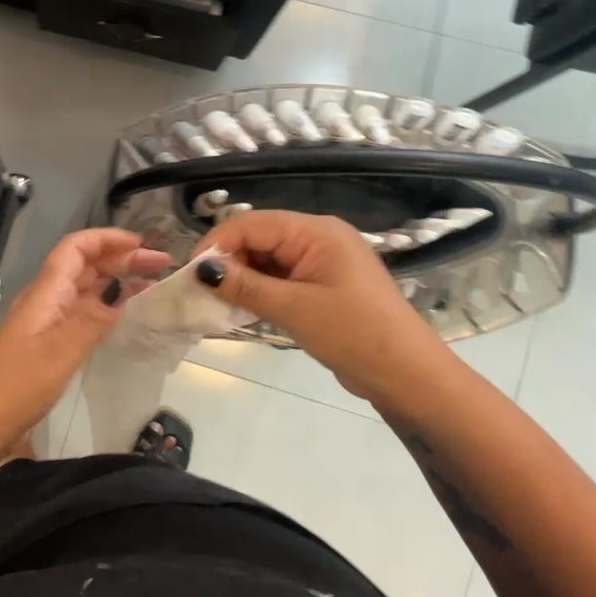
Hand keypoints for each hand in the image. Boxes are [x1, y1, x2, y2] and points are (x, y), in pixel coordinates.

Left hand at [0, 228, 172, 434]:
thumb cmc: (20, 384)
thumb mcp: (62, 350)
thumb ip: (94, 319)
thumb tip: (123, 290)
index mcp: (45, 293)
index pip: (75, 248)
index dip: (107, 239)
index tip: (141, 243)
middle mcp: (46, 299)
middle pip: (84, 265)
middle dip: (121, 258)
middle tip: (161, 263)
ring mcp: (47, 321)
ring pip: (86, 288)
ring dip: (117, 279)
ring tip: (154, 283)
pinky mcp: (50, 342)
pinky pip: (83, 312)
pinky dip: (107, 306)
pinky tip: (127, 312)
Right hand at [192, 210, 454, 407]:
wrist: (405, 372)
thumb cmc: (353, 333)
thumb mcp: (292, 308)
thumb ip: (244, 285)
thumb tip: (201, 270)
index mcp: (315, 231)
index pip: (251, 223)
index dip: (216, 245)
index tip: (190, 275)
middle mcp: (318, 237)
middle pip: (257, 237)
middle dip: (227, 261)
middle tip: (202, 294)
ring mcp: (321, 261)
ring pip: (265, 258)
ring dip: (241, 277)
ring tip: (218, 304)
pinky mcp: (321, 284)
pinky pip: (279, 276)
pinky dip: (258, 290)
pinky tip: (242, 309)